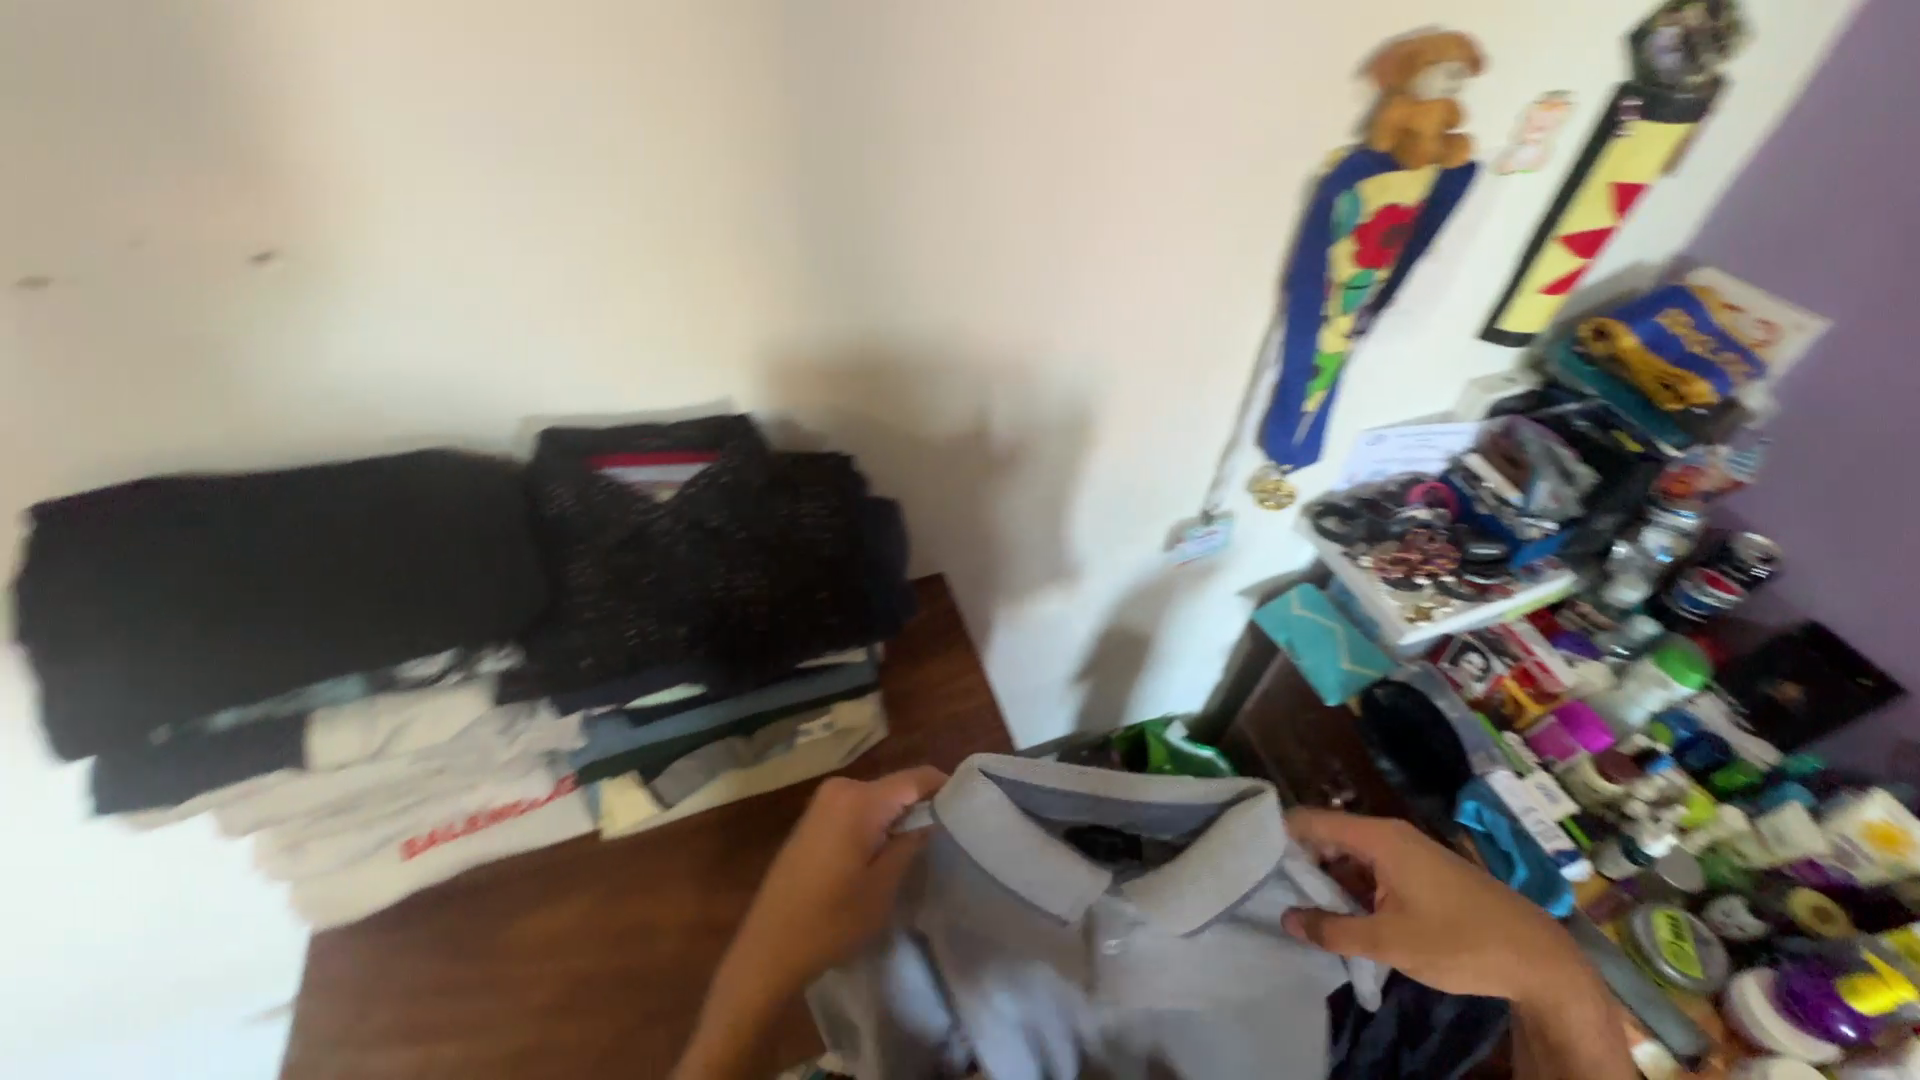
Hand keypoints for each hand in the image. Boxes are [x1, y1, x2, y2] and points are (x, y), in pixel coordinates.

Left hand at [714, 767, 945, 1003]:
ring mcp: (823, 802)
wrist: (768, 948)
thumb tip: (932, 817)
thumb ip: (911, 842)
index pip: (917, 777)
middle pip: (897, 786)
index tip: (971, 808)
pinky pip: (858, 808)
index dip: (946, 788)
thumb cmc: (831, 921)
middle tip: (948, 837)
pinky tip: (884, 852)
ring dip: (898, 817)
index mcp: (860, 800)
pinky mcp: (814, 818)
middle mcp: (841, 788)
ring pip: (878, 798)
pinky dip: (876, 823)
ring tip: (920, 849)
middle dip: (922, 806)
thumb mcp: (883, 886)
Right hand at [1280, 808, 1591, 1007]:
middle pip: (1326, 837)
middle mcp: (1389, 835)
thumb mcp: (1389, 943)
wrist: (1540, 960)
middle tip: (1272, 892)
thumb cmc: (1460, 942)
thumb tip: (1286, 919)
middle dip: (1299, 863)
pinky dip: (1352, 889)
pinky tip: (1343, 918)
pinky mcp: (1420, 873)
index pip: (1308, 821)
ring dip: (1327, 881)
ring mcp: (1407, 853)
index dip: (1276, 835)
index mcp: (1377, 838)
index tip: (1249, 859)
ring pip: (1349, 857)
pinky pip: (1371, 871)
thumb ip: (1332, 930)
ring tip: (1302, 910)